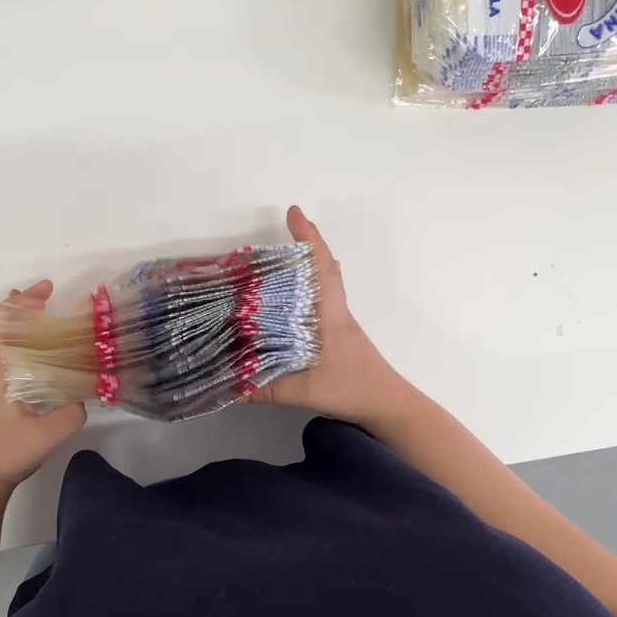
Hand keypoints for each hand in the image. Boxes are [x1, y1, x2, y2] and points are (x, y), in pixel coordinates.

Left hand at [0, 280, 87, 488]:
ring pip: (7, 345)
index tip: (42, 293)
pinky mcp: (1, 400)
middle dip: (24, 307)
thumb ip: (70, 414)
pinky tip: (51, 360)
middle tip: (51, 296)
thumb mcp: (45, 436)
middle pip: (1, 329)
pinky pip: (14, 362)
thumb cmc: (4, 454)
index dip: (16, 304)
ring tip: (52, 319)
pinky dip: (30, 349)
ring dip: (26, 327)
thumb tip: (85, 397)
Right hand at [245, 206, 418, 427]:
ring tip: (278, 266)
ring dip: (306, 271)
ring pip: (324, 287)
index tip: (294, 212)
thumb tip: (227, 388)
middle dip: (305, 248)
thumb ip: (264, 389)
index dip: (308, 237)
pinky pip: (322, 305)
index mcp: (329, 315)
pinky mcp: (341, 339)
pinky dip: (307, 295)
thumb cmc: (352, 388)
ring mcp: (341, 325)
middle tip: (280, 237)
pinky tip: (290, 308)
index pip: (320, 266)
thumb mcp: (303, 391)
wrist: (389, 405)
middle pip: (324, 270)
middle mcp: (336, 313)